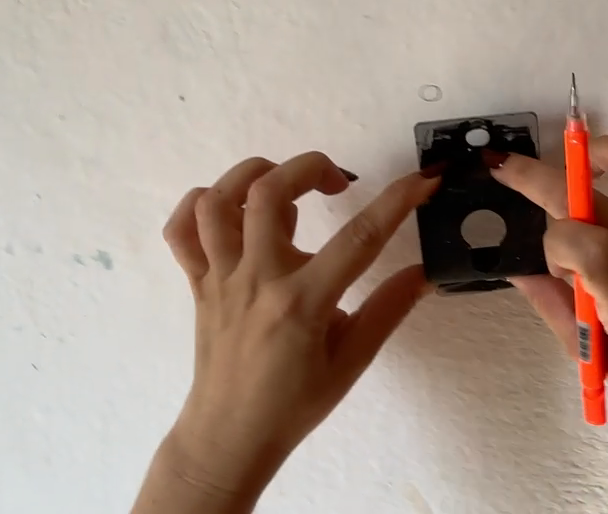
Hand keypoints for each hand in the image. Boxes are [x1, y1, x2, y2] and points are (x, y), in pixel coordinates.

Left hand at [133, 153, 440, 513]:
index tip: (426, 178)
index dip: (399, 200)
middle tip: (339, 183)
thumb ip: (389, 310)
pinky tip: (235, 209)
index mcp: (301, 302)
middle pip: (270, 192)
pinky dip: (201, 204)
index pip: (359, 237)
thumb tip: (427, 271)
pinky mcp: (198, 283)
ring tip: (285, 184)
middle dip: (312, 167)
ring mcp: (221, 278)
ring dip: (254, 174)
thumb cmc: (295, 402)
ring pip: (219, 200)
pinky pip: (181, 230)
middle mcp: (257, 280)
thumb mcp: (353, 362)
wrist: (228, 440)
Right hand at [493, 137, 607, 480]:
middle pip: (597, 199)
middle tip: (511, 169)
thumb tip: (516, 268)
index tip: (546, 254)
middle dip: (540, 178)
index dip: (555, 242)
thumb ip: (555, 308)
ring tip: (576, 166)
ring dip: (599, 153)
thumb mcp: (598, 359)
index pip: (589, 250)